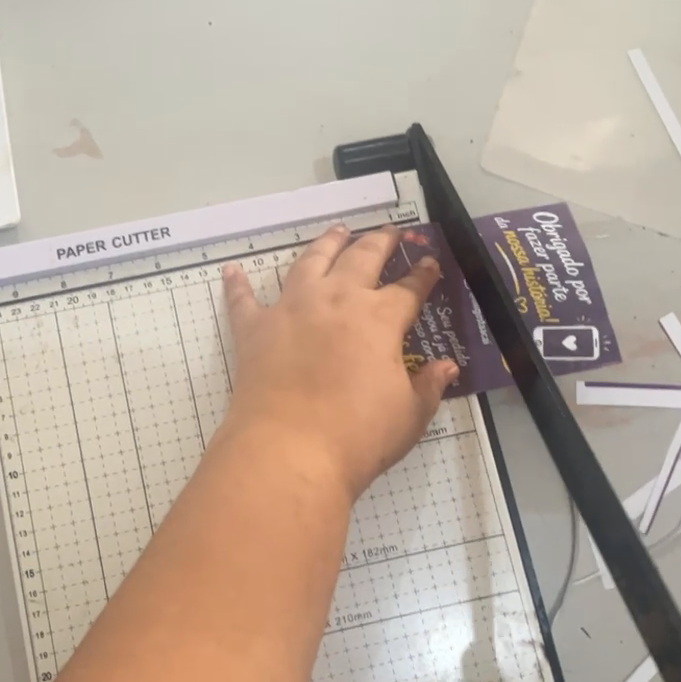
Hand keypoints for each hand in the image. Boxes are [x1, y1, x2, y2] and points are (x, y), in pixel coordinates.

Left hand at [218, 225, 458, 500]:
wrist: (288, 451)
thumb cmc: (357, 437)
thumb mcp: (409, 417)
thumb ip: (428, 387)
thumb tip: (447, 367)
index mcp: (379, 319)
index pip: (409, 288)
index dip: (423, 275)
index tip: (430, 264)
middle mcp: (336, 301)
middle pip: (362, 258)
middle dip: (379, 242)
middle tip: (389, 233)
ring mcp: (291, 310)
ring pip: (310, 262)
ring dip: (327, 243)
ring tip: (337, 231)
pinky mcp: (254, 330)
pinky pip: (243, 300)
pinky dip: (238, 285)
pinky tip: (233, 271)